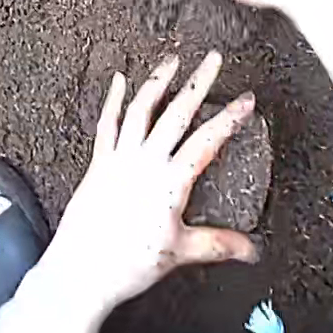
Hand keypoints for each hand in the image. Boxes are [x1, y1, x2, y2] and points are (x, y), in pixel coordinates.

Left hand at [30, 52, 259, 317]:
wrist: (80, 273)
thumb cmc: (129, 265)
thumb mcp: (181, 253)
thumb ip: (219, 245)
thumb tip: (252, 250)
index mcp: (170, 183)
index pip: (207, 141)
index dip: (230, 118)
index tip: (246, 100)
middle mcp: (146, 162)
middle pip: (176, 113)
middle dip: (198, 83)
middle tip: (213, 59)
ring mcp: (120, 158)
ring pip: (141, 109)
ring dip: (158, 81)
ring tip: (173, 59)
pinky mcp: (99, 162)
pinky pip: (107, 124)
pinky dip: (113, 100)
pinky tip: (118, 80)